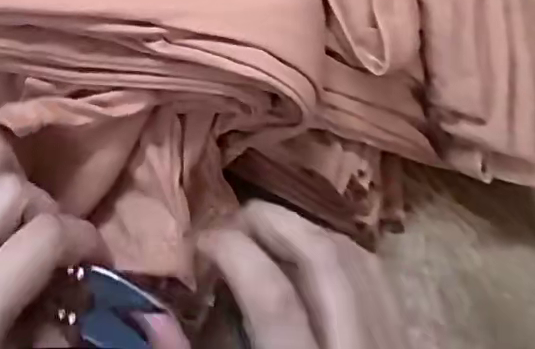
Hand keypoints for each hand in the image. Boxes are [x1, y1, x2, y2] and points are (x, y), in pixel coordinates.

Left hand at [0, 171, 104, 348]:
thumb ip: (59, 327)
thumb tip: (84, 286)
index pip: (43, 235)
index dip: (85, 238)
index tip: (104, 260)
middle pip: (9, 190)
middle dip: (48, 211)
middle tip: (67, 250)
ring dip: (17, 201)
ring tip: (35, 239)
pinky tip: (3, 232)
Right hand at [143, 201, 405, 348]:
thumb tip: (152, 313)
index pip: (272, 294)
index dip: (229, 248)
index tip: (199, 245)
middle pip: (324, 259)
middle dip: (269, 221)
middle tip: (230, 224)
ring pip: (360, 261)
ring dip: (306, 231)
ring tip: (266, 236)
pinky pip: (383, 286)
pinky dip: (342, 257)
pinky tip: (310, 264)